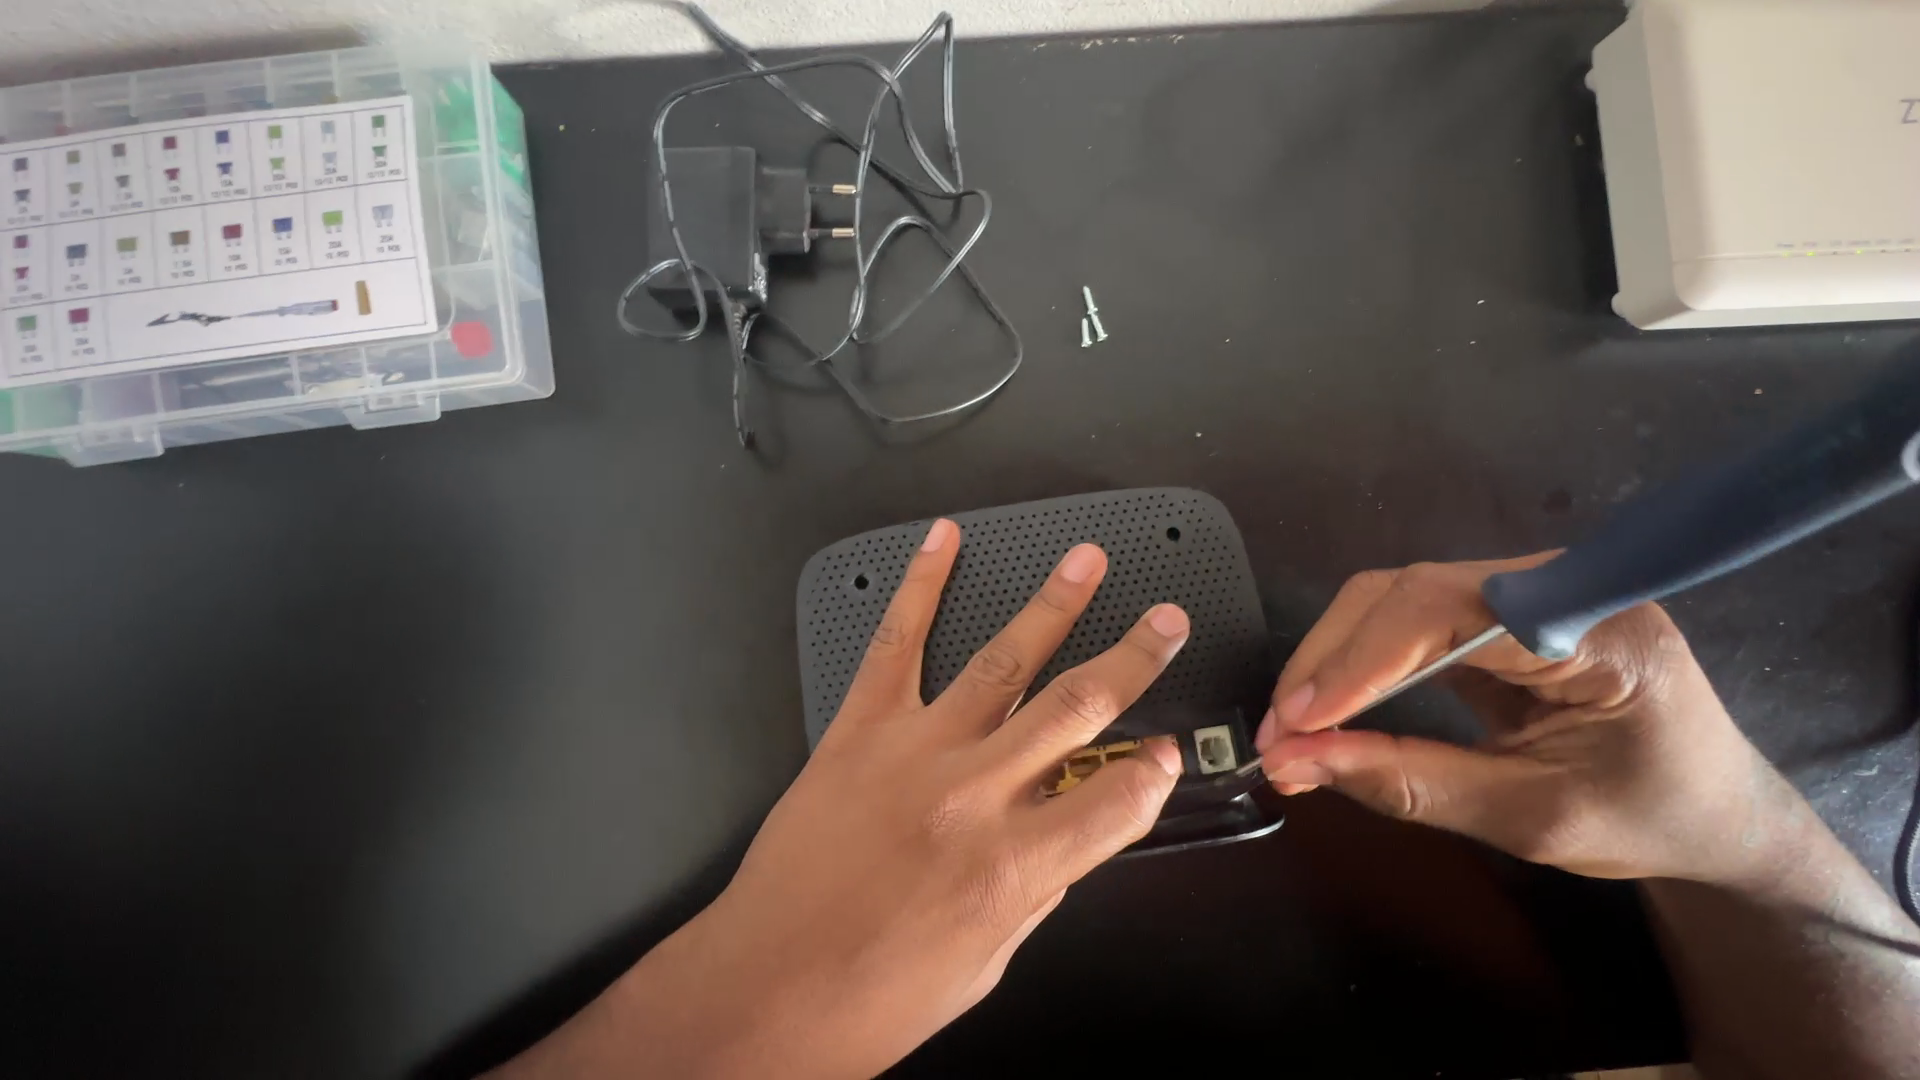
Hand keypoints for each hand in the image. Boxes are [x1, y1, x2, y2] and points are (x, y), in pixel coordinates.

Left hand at [521, 520, 1190, 1079]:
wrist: (763, 986)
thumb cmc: (869, 996)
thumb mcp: (983, 963)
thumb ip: (1032, 889)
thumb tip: (1063, 841)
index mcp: (1013, 865)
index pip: (1117, 800)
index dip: (1153, 773)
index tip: (1166, 751)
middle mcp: (973, 796)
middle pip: (1077, 707)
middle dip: (1133, 657)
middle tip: (1165, 621)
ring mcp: (916, 751)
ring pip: (1001, 662)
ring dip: (1052, 605)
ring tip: (1083, 563)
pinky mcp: (860, 729)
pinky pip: (895, 645)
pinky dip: (920, 588)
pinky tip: (942, 545)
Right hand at [1252, 555, 1804, 884]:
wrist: (1716, 815)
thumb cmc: (1646, 822)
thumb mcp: (1526, 817)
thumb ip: (1407, 782)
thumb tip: (1291, 762)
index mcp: (1594, 629)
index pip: (1446, 610)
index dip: (1362, 659)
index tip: (1299, 723)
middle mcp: (1552, 585)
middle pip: (1403, 593)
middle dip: (1330, 661)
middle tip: (1280, 732)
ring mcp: (1518, 590)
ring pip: (1388, 599)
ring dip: (1330, 660)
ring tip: (1292, 723)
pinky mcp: (1489, 611)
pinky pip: (1399, 619)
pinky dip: (1352, 663)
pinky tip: (1325, 703)